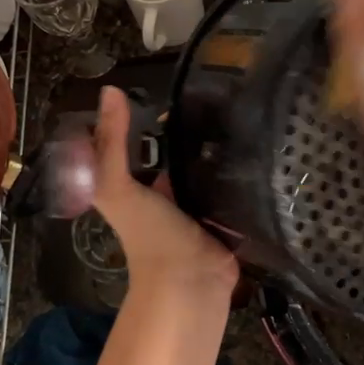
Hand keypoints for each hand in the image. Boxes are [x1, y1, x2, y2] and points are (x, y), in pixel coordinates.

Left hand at [90, 86, 238, 298]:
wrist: (190, 280)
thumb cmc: (148, 232)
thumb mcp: (118, 184)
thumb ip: (113, 141)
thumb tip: (111, 90)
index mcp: (132, 185)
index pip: (133, 143)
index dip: (142, 116)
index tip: (168, 84)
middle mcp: (162, 192)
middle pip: (171, 153)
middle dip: (186, 129)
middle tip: (213, 93)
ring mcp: (193, 204)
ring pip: (202, 167)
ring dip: (214, 148)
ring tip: (237, 111)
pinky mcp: (221, 215)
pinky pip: (227, 185)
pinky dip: (236, 170)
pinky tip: (252, 145)